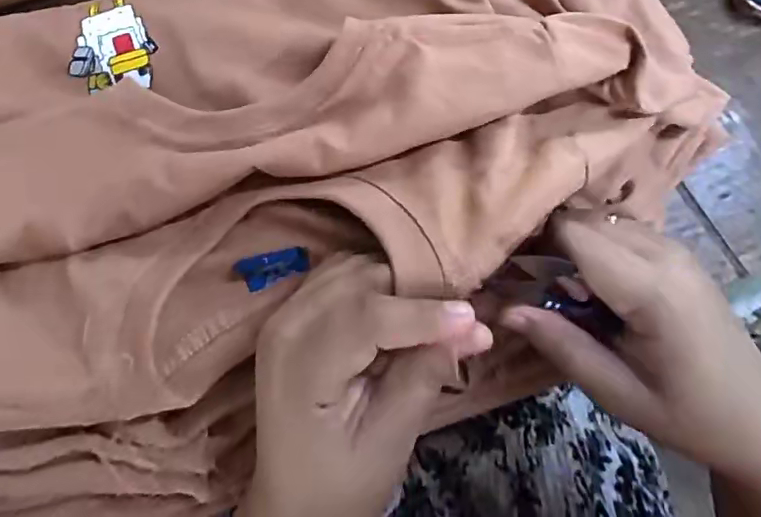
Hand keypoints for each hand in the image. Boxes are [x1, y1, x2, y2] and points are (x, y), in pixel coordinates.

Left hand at [241, 256, 494, 516]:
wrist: (293, 500)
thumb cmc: (341, 481)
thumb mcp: (388, 440)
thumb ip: (425, 374)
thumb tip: (475, 328)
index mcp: (301, 365)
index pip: (366, 316)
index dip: (422, 312)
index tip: (471, 318)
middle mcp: (286, 323)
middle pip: (360, 282)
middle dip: (414, 294)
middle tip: (458, 319)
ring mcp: (285, 310)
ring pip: (353, 267)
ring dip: (395, 283)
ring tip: (430, 316)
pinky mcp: (292, 307)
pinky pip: (339, 272)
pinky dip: (372, 280)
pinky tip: (396, 307)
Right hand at [499, 212, 760, 515]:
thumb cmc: (688, 414)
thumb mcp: (618, 393)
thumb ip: (561, 344)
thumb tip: (502, 309)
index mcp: (650, 287)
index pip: (572, 233)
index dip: (531, 241)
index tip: (503, 264)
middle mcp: (663, 251)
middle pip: (582, 220)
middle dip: (546, 241)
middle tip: (524, 280)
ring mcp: (673, 245)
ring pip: (599, 220)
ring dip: (570, 242)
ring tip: (558, 286)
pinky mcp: (676, 249)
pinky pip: (620, 228)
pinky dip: (594, 244)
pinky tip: (591, 284)